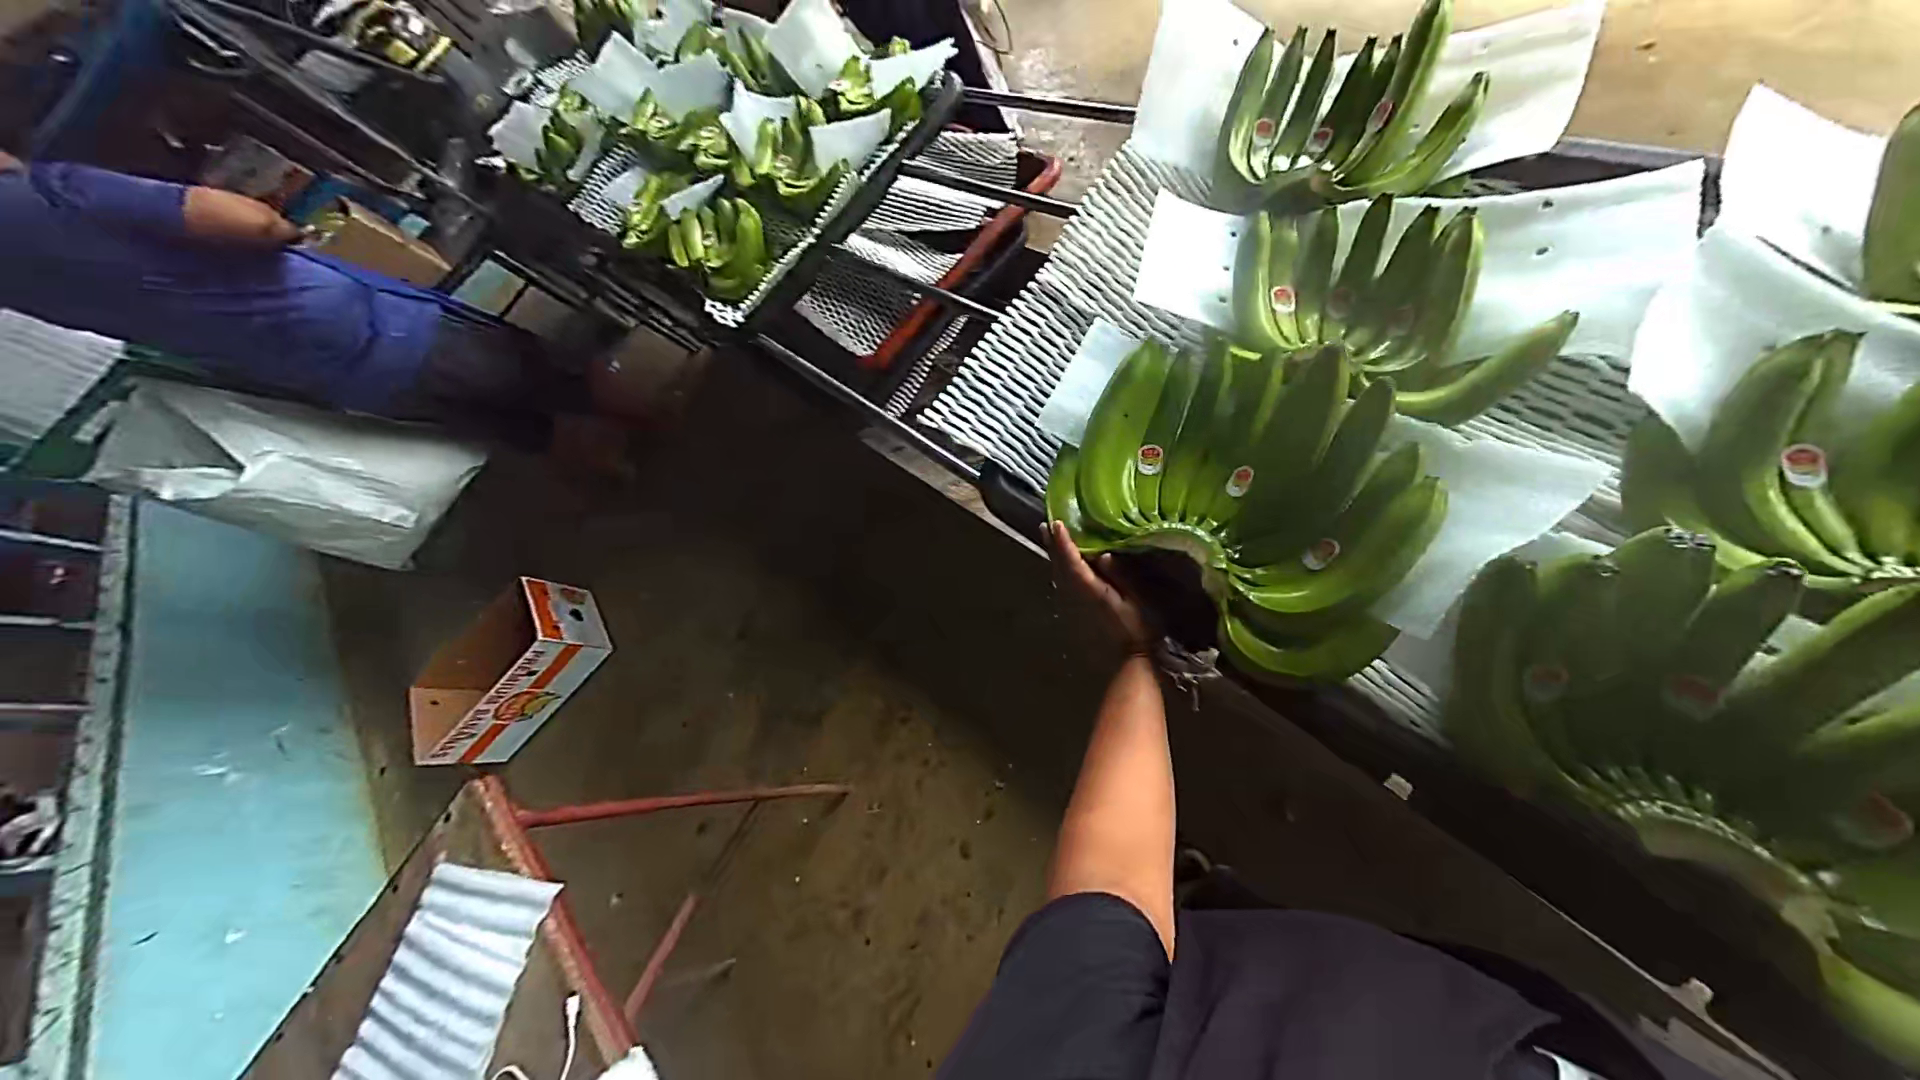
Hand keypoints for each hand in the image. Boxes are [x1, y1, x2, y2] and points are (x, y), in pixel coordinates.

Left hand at [1044, 521, 1153, 661]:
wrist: (1127, 665)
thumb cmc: (1138, 631)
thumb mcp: (1137, 602)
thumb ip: (1121, 577)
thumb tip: (1105, 555)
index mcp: (1092, 590)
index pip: (1073, 561)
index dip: (1064, 542)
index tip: (1056, 523)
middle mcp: (1076, 597)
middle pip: (1060, 567)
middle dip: (1054, 545)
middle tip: (1046, 525)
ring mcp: (1071, 607)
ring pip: (1058, 577)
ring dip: (1054, 557)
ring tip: (1050, 539)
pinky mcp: (1072, 615)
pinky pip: (1062, 587)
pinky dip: (1059, 572)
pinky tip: (1060, 567)